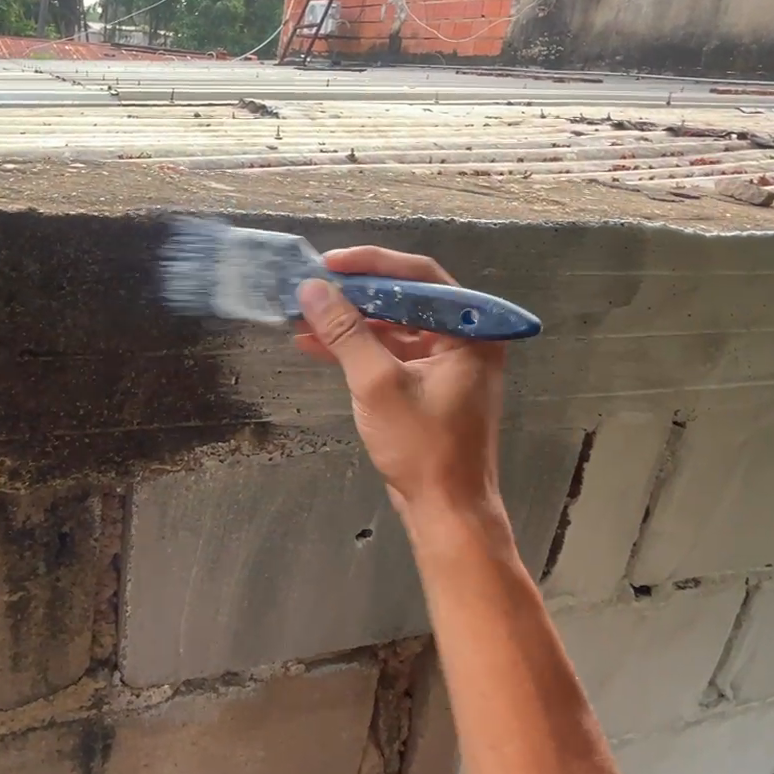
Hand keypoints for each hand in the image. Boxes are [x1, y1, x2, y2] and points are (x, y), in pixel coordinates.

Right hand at [294, 247, 507, 521]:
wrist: (446, 510)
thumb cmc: (422, 446)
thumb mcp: (378, 383)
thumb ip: (346, 332)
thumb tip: (311, 289)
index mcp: (469, 330)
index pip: (419, 276)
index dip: (371, 264)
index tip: (327, 264)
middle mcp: (463, 338)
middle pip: (404, 298)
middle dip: (354, 294)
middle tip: (312, 287)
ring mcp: (445, 362)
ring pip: (392, 326)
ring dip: (349, 322)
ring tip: (303, 315)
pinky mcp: (426, 383)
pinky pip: (389, 352)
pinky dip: (356, 348)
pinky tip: (315, 345)